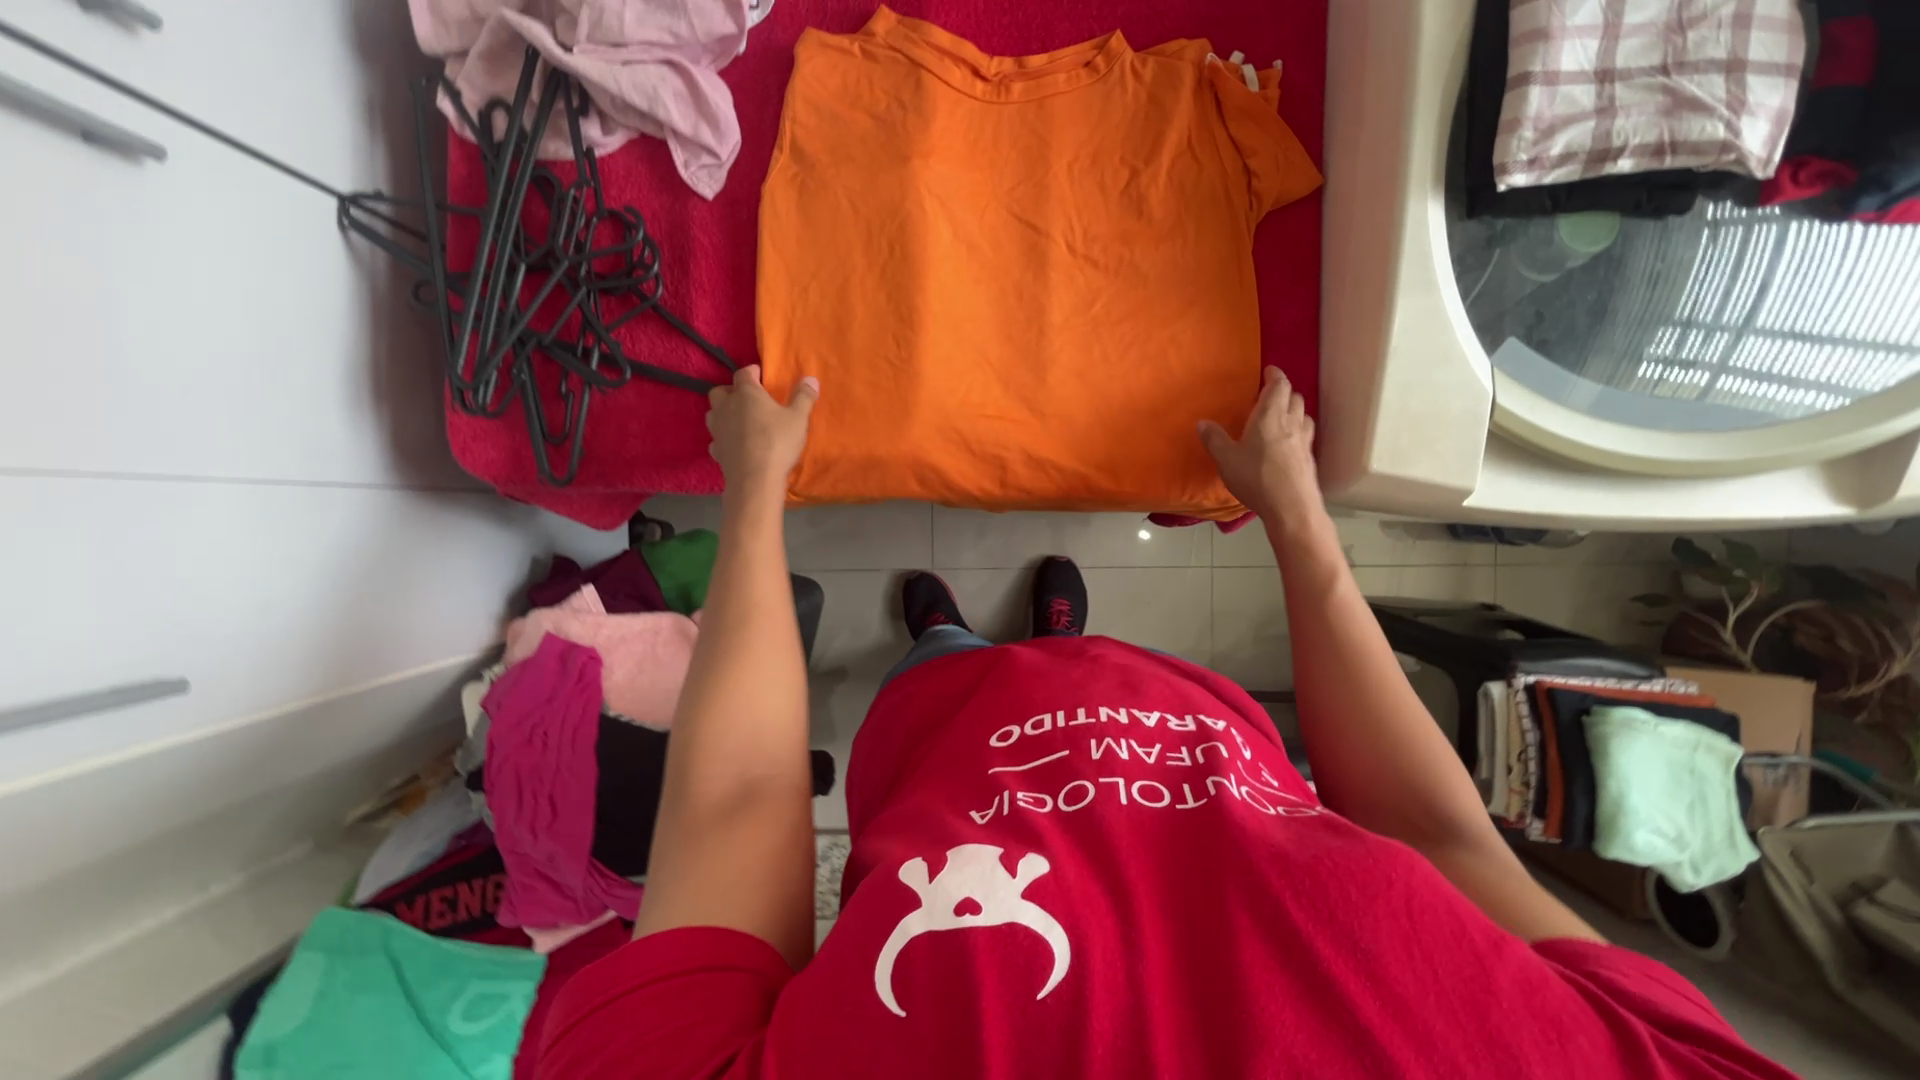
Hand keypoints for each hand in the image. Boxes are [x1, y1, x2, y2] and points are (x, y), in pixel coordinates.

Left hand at [706, 366, 819, 495]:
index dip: (752, 372)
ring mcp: (718, 429)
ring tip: (738, 419)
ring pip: (713, 413)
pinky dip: (723, 438)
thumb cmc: (778, 442)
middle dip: (731, 391)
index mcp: (746, 394)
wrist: (755, 479)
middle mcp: (726, 407)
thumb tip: (810, 378)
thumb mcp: (798, 418)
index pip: (744, 373)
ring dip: (723, 412)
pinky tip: (733, 444)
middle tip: (747, 398)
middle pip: (720, 391)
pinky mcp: (716, 451)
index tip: (760, 375)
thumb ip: (804, 397)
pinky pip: (715, 439)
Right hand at [1198, 366, 1319, 526]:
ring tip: (1283, 416)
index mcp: (1269, 417)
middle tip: (1271, 395)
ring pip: (1304, 415)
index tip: (1269, 371)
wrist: (1291, 507)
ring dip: (1294, 410)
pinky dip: (1299, 430)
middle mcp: (1291, 423)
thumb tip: (1202, 423)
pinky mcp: (1310, 458)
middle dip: (1284, 392)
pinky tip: (1290, 442)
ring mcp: (1304, 441)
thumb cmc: (1256, 479)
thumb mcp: (1226, 460)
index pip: (1279, 386)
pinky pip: (1306, 435)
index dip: (1275, 375)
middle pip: (1295, 397)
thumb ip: (1215, 439)